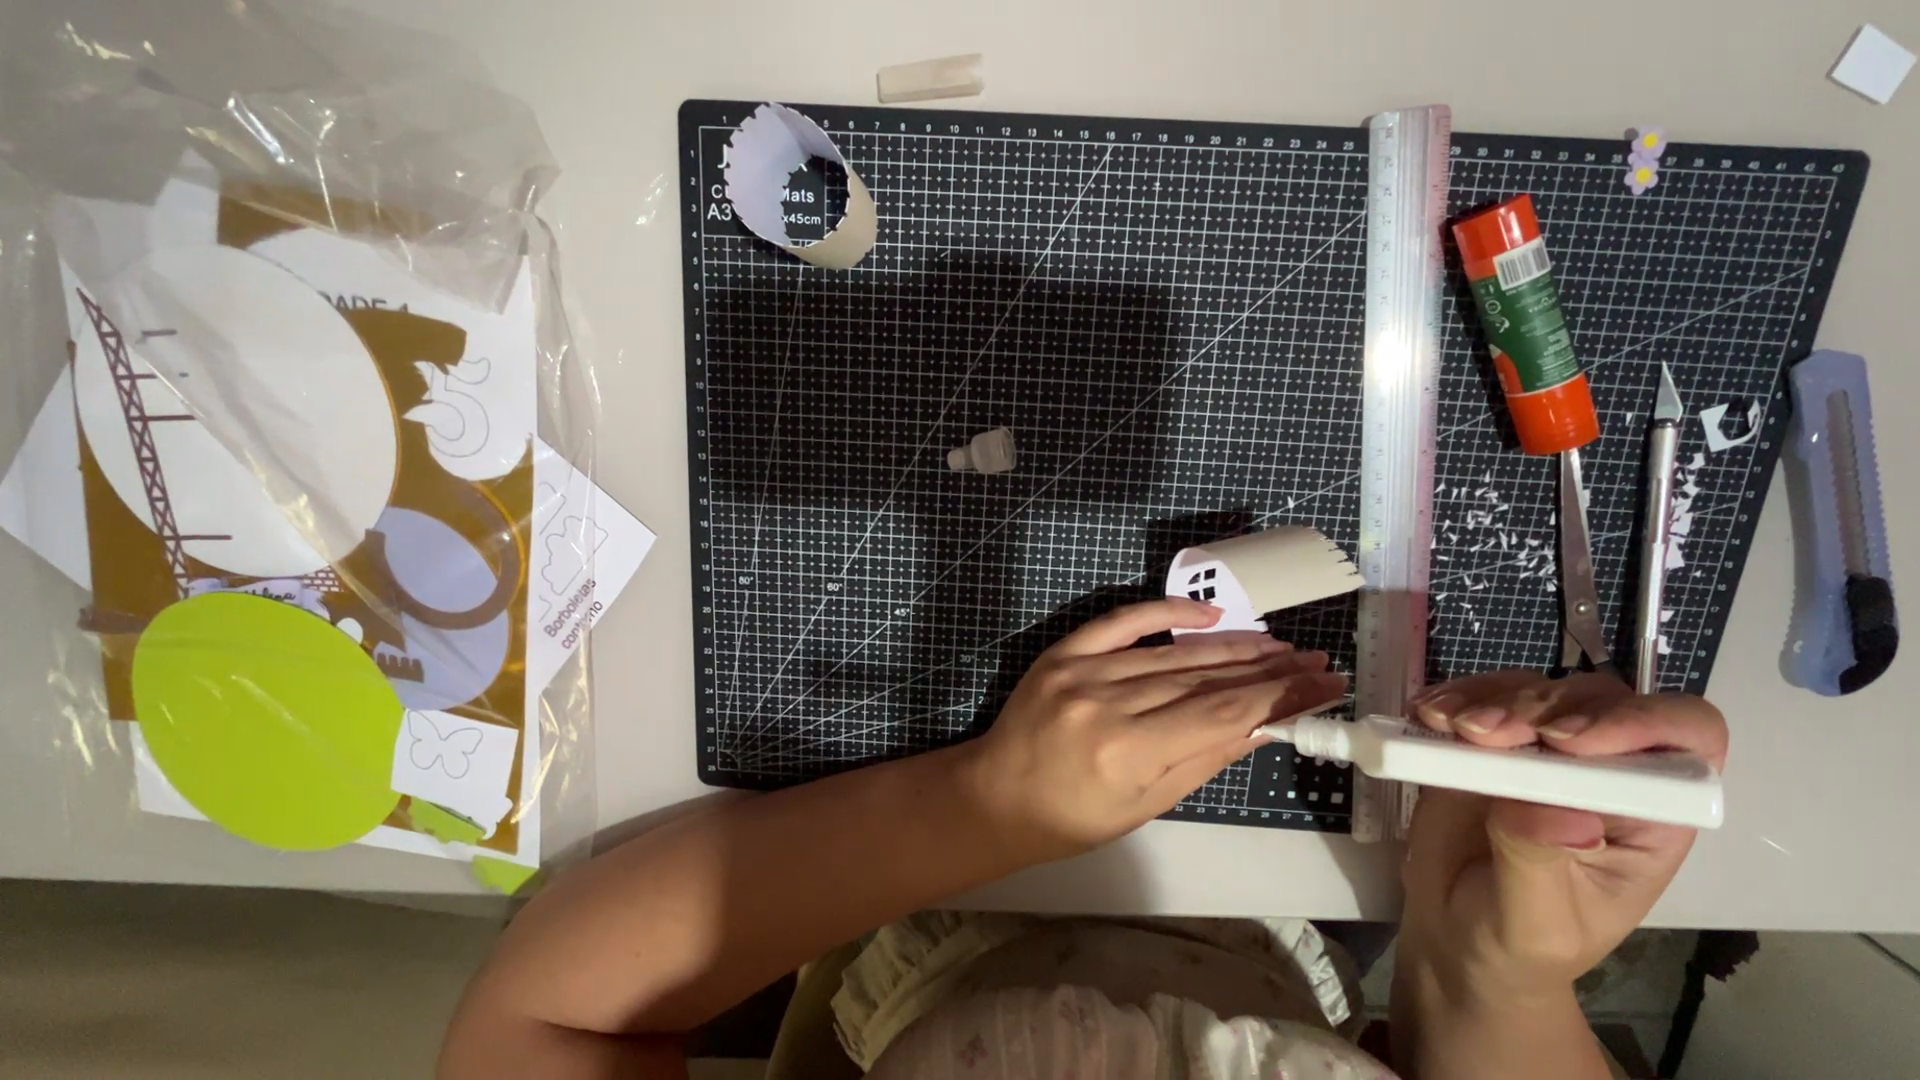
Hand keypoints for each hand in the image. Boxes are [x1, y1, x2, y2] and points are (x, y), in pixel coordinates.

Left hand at [959, 597, 1346, 862]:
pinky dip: (1164, 612)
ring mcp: (1082, 670)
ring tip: (1277, 644)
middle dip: (1267, 668)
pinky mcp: (1063, 652)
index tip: (1325, 682)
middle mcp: (1108, 702)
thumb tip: (1266, 723)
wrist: (997, 795)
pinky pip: (1121, 621)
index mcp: (1130, 751)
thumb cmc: (1074, 818)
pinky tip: (1208, 615)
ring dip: (1230, 646)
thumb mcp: (1147, 805)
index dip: (1281, 696)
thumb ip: (1205, 757)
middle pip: (1204, 677)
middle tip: (1313, 659)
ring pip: (1172, 653)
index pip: (1223, 713)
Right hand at [1397, 671, 1729, 1004]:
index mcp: (1648, 813)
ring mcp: (1537, 752)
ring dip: (1485, 696)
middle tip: (1479, 734)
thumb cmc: (1518, 942)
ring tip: (1440, 724)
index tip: (1563, 741)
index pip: (1683, 739)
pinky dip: (1448, 697)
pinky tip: (1423, 714)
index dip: (1638, 721)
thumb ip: (1541, 861)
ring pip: (1531, 689)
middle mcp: (1602, 770)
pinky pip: (1476, 698)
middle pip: (1595, 699)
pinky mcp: (1482, 744)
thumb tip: (1559, 807)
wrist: (1457, 936)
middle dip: (1536, 707)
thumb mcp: (1537, 921)